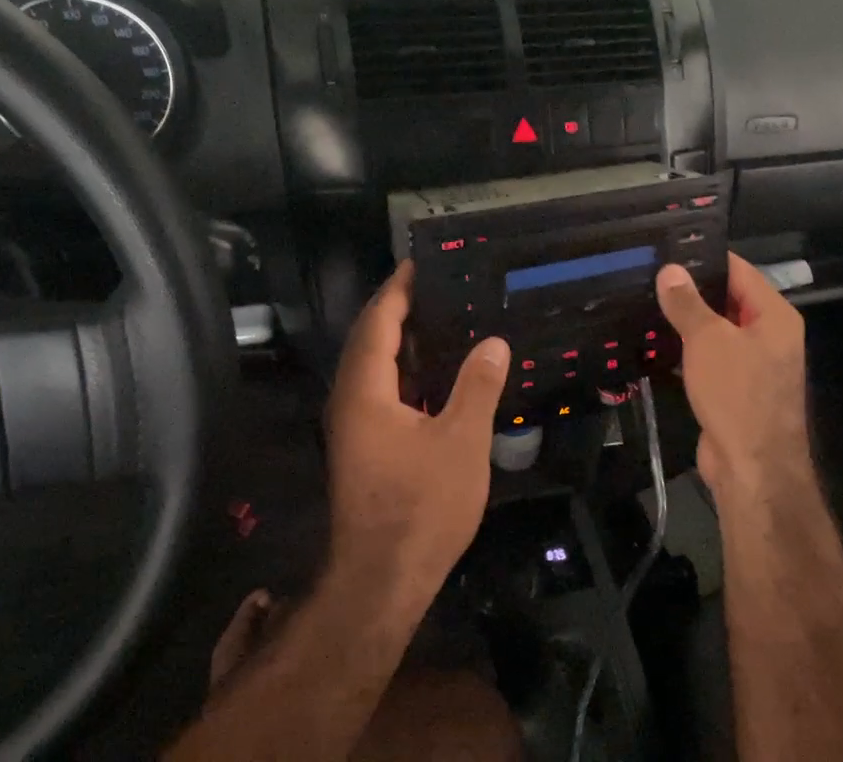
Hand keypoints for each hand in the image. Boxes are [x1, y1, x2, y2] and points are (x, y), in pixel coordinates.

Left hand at [324, 261, 509, 603]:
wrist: (382, 579)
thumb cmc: (421, 506)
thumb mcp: (461, 442)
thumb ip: (477, 387)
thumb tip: (493, 342)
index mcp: (365, 391)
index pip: (377, 323)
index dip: (397, 291)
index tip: (419, 263)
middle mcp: (349, 402)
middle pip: (368, 342)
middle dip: (397, 310)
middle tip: (436, 286)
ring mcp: (352, 429)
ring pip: (372, 370)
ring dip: (400, 342)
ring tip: (441, 321)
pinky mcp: (362, 450)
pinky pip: (379, 393)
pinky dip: (403, 373)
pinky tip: (435, 377)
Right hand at [655, 254, 811, 493]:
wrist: (752, 467)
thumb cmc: (736, 394)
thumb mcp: (707, 341)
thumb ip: (687, 303)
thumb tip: (670, 270)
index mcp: (774, 315)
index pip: (739, 270)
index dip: (705, 258)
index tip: (668, 247)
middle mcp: (769, 336)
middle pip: (727, 300)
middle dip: (690, 291)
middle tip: (647, 274)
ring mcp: (753, 365)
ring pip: (716, 333)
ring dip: (685, 324)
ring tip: (642, 303)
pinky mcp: (735, 390)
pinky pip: (709, 360)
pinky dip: (685, 352)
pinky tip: (652, 344)